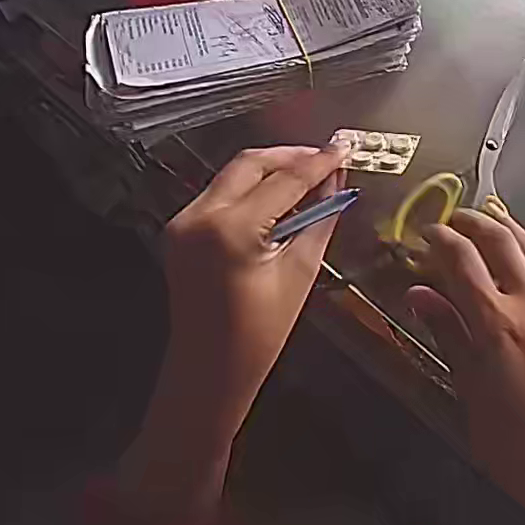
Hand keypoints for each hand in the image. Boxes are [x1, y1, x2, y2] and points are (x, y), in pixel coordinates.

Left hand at [160, 144, 349, 408]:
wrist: (208, 375)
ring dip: (273, 168)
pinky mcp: (181, 228)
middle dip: (292, 155)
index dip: (319, 162)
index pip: (284, 179)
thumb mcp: (300, 271)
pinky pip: (223, 191)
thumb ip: (321, 217)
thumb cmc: (258, 335)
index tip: (343, 149)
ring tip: (309, 175)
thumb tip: (336, 181)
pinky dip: (253, 186)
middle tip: (326, 158)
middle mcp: (199, 216)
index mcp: (230, 230)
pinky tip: (280, 195)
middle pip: (252, 162)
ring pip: (235, 172)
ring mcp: (184, 221)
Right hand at [405, 199, 524, 524]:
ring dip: (509, 226)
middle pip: (499, 241)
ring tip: (492, 219)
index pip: (461, 259)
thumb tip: (419, 296)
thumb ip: (448, 336)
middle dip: (473, 222)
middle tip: (456, 219)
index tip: (428, 232)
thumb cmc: (523, 451)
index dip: (440, 238)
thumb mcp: (472, 396)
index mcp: (495, 324)